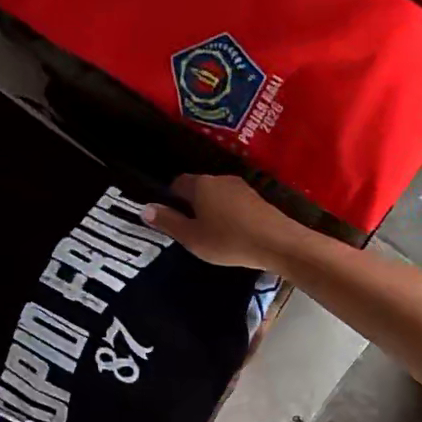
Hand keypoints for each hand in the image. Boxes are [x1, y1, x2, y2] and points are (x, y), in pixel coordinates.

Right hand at [142, 175, 311, 271]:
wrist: (276, 242)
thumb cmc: (228, 240)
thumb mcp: (192, 237)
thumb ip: (169, 222)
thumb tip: (145, 209)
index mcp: (200, 185)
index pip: (177, 183)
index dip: (171, 198)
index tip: (171, 218)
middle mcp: (220, 179)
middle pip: (199, 188)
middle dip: (192, 204)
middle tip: (190, 229)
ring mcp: (242, 187)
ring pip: (218, 195)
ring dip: (212, 210)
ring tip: (211, 233)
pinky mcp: (258, 199)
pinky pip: (235, 204)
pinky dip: (229, 215)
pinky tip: (232, 233)